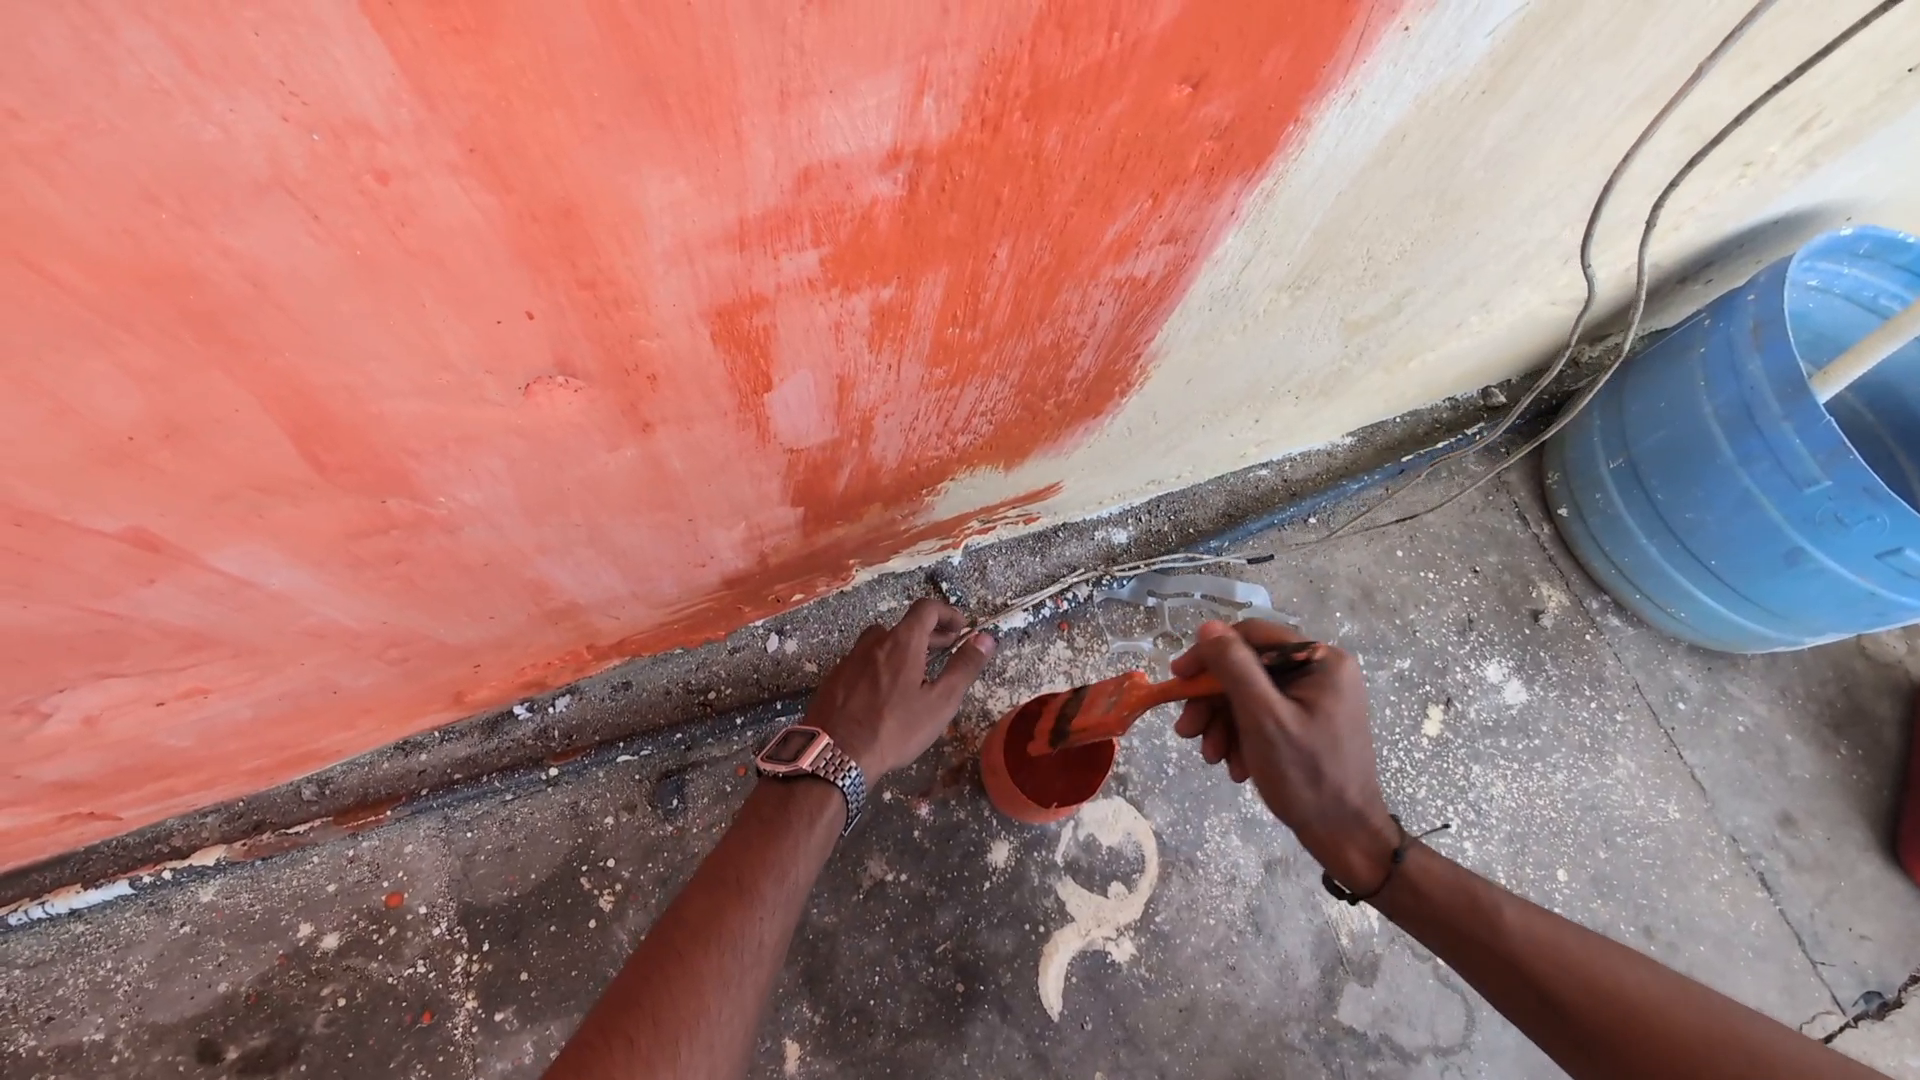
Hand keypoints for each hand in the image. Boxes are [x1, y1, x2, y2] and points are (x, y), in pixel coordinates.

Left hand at [804, 598, 996, 777]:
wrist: (835, 754)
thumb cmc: (894, 729)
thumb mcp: (940, 703)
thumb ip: (964, 667)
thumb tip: (986, 638)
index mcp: (902, 642)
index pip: (926, 608)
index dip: (947, 613)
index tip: (961, 629)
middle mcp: (873, 642)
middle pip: (904, 626)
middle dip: (930, 634)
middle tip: (946, 651)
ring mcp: (849, 659)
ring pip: (881, 642)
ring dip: (903, 649)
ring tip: (916, 672)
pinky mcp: (834, 678)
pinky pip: (863, 661)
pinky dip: (881, 665)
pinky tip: (884, 691)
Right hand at [1171, 619, 1399, 889]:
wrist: (1345, 837)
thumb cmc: (1307, 775)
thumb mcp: (1262, 717)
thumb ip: (1234, 667)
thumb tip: (1207, 627)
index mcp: (1321, 660)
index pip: (1253, 636)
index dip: (1210, 653)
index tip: (1179, 677)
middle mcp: (1321, 671)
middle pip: (1248, 669)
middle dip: (1213, 701)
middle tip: (1186, 730)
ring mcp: (1315, 698)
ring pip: (1250, 695)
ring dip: (1223, 724)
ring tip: (1211, 756)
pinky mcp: (1307, 722)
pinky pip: (1262, 716)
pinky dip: (1242, 737)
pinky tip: (1235, 765)